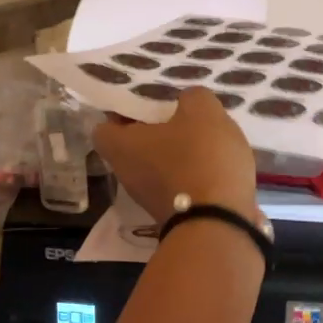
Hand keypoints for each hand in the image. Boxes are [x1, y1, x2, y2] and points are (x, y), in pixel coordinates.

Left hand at [93, 88, 257, 224]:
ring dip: (175, 154)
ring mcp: (149, 199)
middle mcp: (127, 175)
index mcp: (121, 147)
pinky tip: (215, 164)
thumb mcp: (202, 112)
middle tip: (178, 114)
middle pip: (132, 147)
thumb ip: (192, 98)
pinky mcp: (173, 215)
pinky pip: (177, 186)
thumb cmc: (200, 159)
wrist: (219, 223)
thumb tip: (187, 102)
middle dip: (153, 131)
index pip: (102, 127)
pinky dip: (191, 175)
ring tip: (203, 137)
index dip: (120, 113)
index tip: (144, 102)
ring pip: (156, 167)